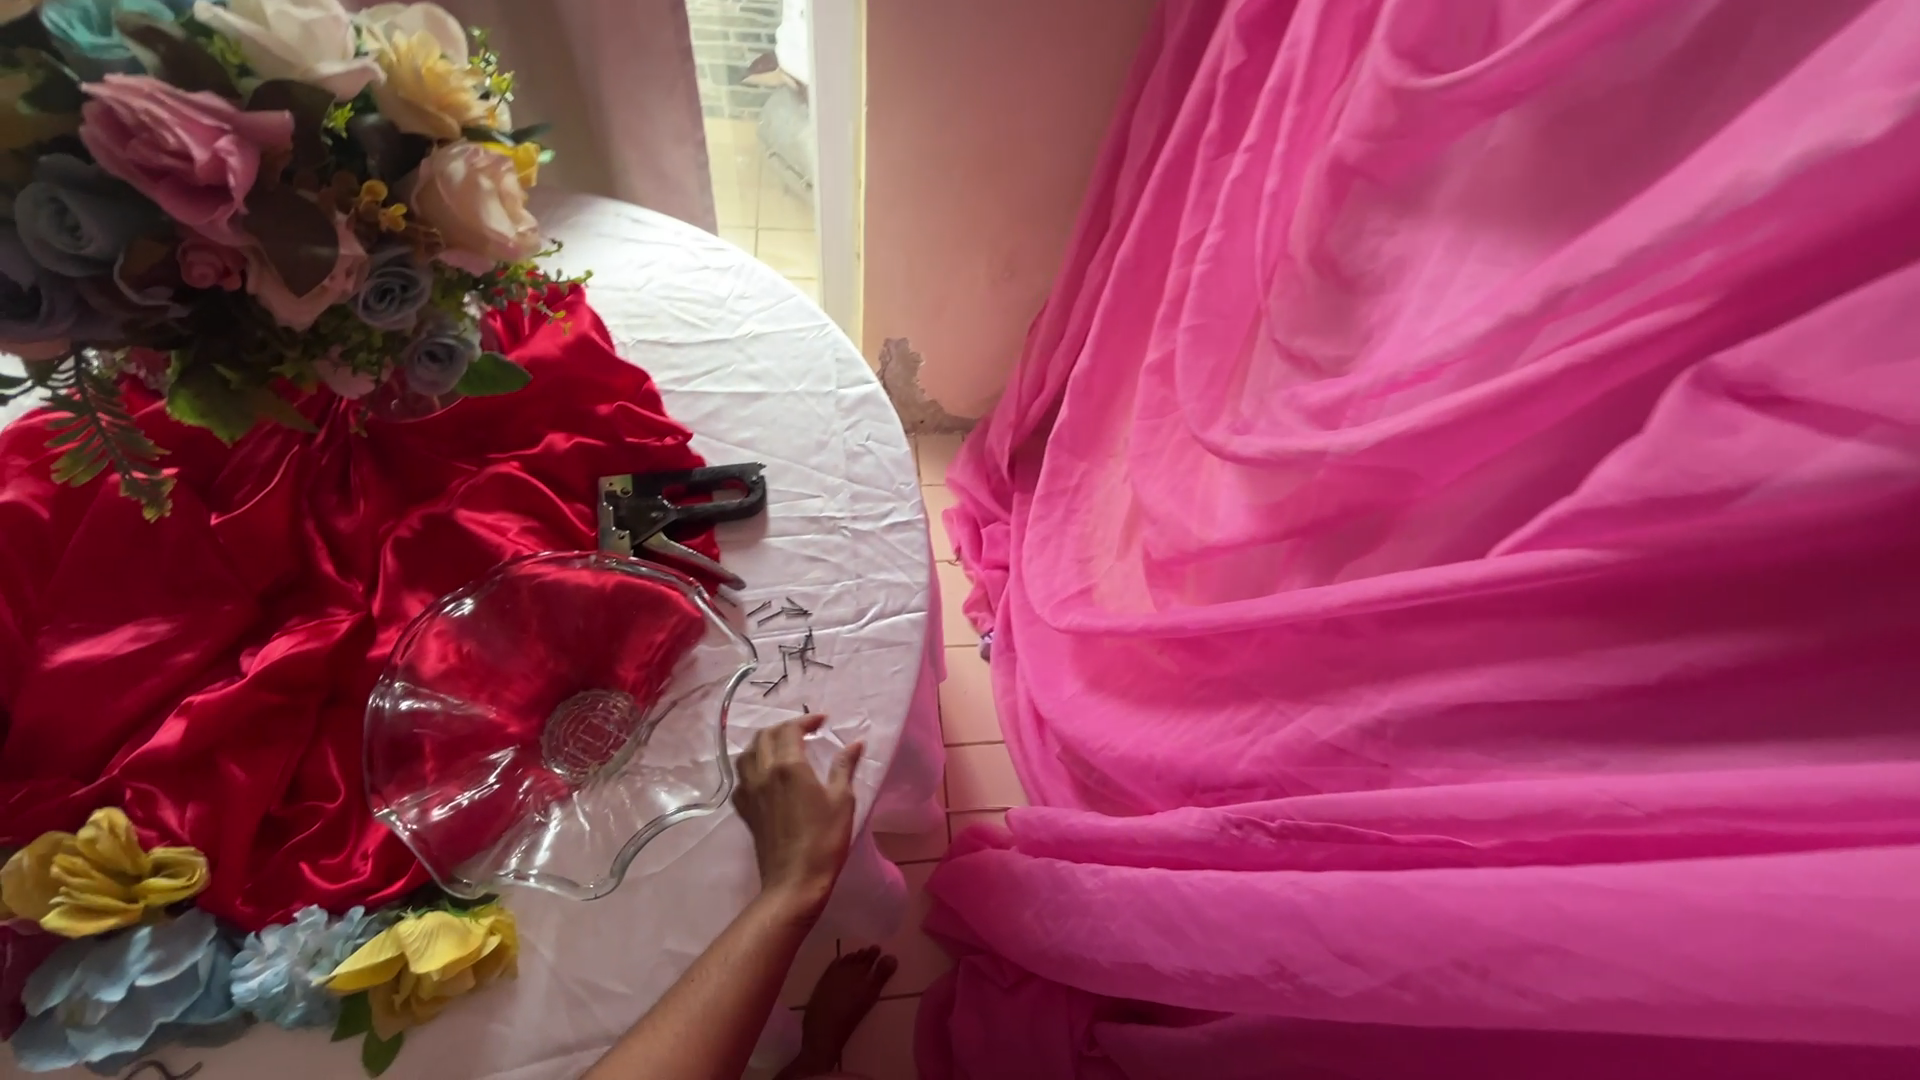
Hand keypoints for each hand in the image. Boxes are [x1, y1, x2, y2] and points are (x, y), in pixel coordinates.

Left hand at [733, 715, 864, 918]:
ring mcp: (750, 792)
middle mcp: (764, 773)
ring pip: (747, 753)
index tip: (823, 721)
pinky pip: (741, 777)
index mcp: (788, 766)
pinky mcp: (744, 810)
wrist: (795, 882)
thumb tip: (855, 744)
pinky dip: (752, 765)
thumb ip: (844, 767)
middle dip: (785, 727)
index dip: (806, 720)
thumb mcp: (843, 800)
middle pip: (765, 735)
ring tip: (783, 746)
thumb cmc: (824, 840)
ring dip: (764, 742)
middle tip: (805, 731)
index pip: (790, 729)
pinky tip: (766, 774)